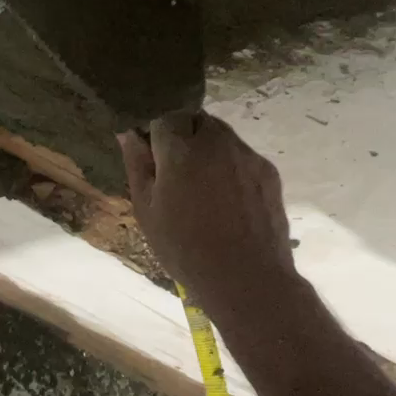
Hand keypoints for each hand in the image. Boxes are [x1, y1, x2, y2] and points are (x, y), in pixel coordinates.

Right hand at [118, 111, 297, 316]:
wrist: (248, 279)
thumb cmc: (185, 248)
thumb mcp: (147, 210)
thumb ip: (137, 165)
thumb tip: (128, 133)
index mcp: (181, 151)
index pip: (164, 116)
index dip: (154, 131)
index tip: (150, 152)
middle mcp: (216, 143)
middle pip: (195, 118)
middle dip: (182, 132)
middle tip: (173, 166)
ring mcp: (246, 155)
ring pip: (221, 133)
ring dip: (206, 145)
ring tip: (200, 181)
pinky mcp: (268, 171)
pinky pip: (241, 153)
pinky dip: (228, 162)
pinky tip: (224, 195)